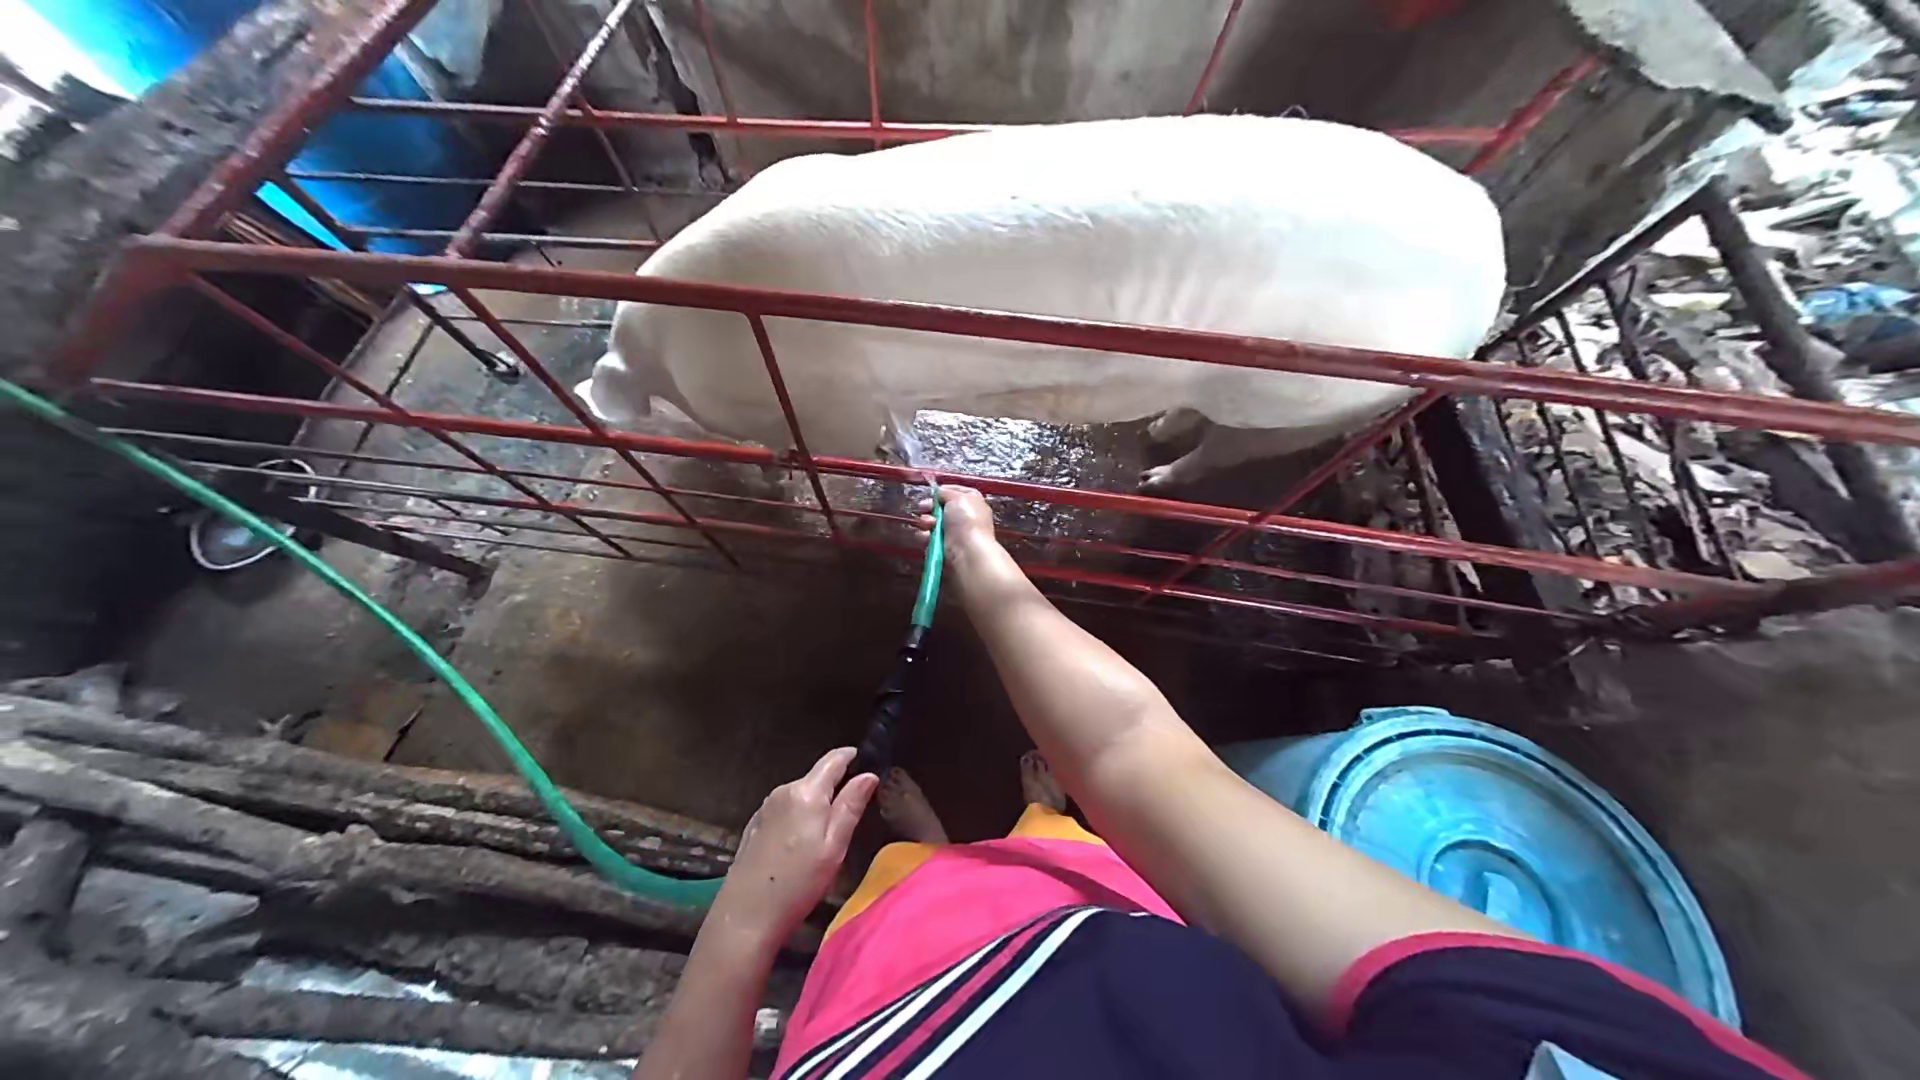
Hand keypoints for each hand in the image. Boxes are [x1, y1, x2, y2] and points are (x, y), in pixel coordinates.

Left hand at [713, 748, 876, 945]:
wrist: (745, 915)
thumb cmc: (799, 882)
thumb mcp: (835, 846)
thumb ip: (851, 806)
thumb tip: (869, 775)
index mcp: (807, 792)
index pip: (834, 760)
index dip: (852, 757)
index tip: (865, 760)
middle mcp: (783, 791)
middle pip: (816, 778)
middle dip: (834, 788)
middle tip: (850, 815)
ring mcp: (765, 807)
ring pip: (800, 795)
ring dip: (815, 805)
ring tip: (825, 836)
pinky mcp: (754, 824)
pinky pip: (784, 810)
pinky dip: (797, 818)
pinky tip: (798, 845)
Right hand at [917, 485, 996, 553]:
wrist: (968, 550)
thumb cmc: (966, 519)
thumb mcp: (958, 497)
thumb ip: (945, 492)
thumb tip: (938, 492)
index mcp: (972, 501)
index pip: (956, 491)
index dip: (943, 490)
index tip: (932, 492)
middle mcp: (963, 515)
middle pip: (940, 507)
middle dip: (930, 506)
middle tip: (923, 507)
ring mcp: (953, 532)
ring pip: (932, 522)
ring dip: (926, 521)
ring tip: (928, 524)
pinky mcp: (943, 546)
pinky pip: (928, 537)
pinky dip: (924, 536)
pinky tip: (926, 536)